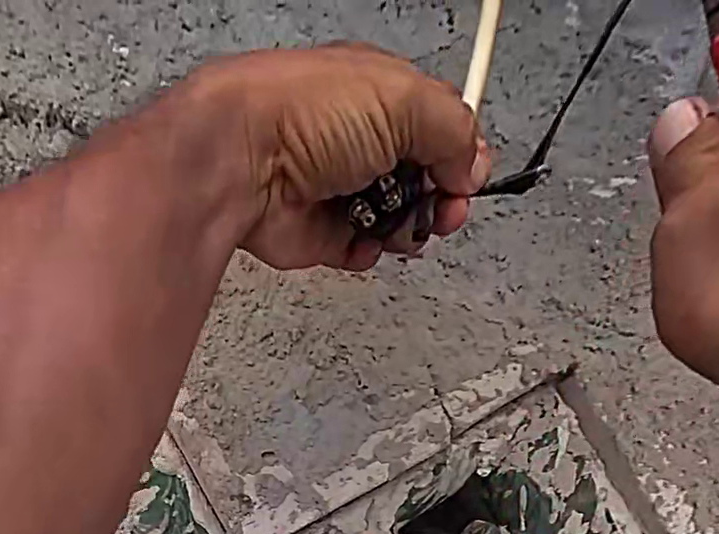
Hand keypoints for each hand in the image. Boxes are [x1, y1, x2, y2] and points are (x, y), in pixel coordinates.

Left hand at [182, 44, 493, 270]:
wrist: (244, 163)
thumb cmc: (305, 115)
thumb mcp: (404, 100)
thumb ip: (453, 130)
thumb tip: (473, 165)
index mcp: (382, 98)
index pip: (438, 131)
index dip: (460, 158)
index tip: (468, 179)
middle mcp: (361, 144)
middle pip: (422, 181)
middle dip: (440, 201)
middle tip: (442, 213)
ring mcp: (341, 192)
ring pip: (395, 221)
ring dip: (407, 229)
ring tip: (399, 226)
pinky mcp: (322, 234)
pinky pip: (361, 250)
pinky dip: (368, 250)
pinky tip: (364, 240)